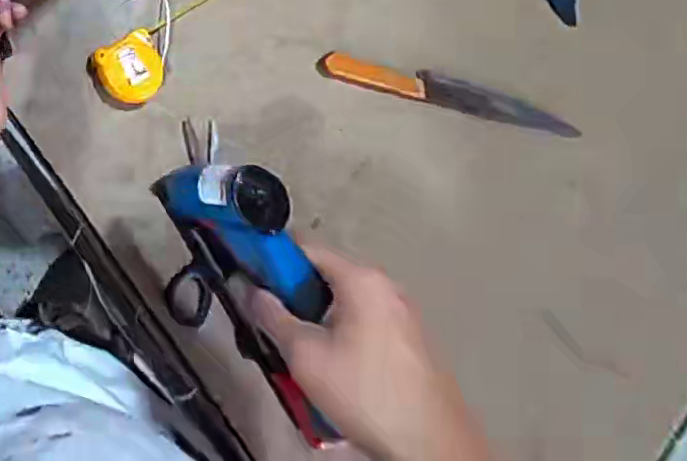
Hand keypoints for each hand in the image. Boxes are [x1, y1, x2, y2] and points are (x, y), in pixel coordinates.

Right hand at [245, 243, 492, 460]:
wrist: (436, 455)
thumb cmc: (365, 394)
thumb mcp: (304, 355)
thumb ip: (271, 315)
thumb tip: (250, 290)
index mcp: (362, 278)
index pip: (303, 246)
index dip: (272, 258)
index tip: (252, 277)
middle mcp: (386, 287)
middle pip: (325, 275)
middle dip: (295, 295)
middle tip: (276, 322)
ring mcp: (405, 316)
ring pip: (345, 303)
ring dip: (319, 318)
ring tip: (303, 351)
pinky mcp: (416, 344)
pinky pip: (366, 323)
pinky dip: (344, 334)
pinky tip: (336, 368)